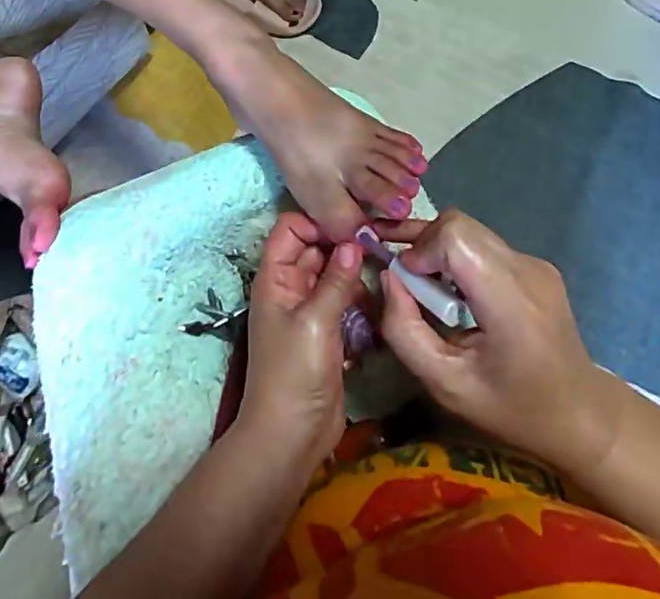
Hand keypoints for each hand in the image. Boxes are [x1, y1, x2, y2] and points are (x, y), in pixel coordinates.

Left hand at [236, 212, 365, 466]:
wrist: (291, 436)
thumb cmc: (295, 372)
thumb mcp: (315, 320)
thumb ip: (335, 280)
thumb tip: (354, 241)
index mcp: (276, 278)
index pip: (291, 230)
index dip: (318, 222)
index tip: (354, 225)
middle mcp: (291, 288)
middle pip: (317, 251)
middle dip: (345, 247)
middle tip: (382, 247)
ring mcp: (310, 312)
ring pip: (335, 278)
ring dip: (356, 279)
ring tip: (384, 280)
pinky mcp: (328, 333)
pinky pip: (345, 305)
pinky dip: (359, 305)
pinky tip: (377, 311)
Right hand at [376, 210, 626, 474]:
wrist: (580, 416)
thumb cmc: (510, 408)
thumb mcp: (444, 383)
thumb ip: (404, 330)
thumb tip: (389, 277)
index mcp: (510, 303)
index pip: (457, 237)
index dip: (421, 250)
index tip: (408, 283)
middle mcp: (527, 270)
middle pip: (458, 224)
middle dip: (423, 245)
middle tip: (409, 280)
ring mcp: (535, 263)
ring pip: (468, 230)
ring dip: (438, 251)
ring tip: (429, 288)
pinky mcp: (535, 264)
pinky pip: (482, 243)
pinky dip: (458, 258)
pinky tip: (456, 293)